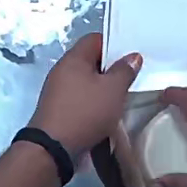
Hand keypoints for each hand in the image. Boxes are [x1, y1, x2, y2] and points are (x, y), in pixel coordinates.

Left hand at [28, 33, 140, 154]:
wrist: (53, 148)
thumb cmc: (85, 112)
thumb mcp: (113, 90)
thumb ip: (125, 70)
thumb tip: (132, 56)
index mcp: (73, 59)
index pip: (94, 39)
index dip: (114, 44)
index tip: (131, 57)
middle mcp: (61, 70)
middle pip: (90, 61)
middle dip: (111, 69)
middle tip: (131, 78)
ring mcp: (57, 90)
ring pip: (85, 81)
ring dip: (102, 88)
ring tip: (122, 96)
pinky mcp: (57, 108)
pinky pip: (79, 98)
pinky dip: (92, 102)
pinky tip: (105, 112)